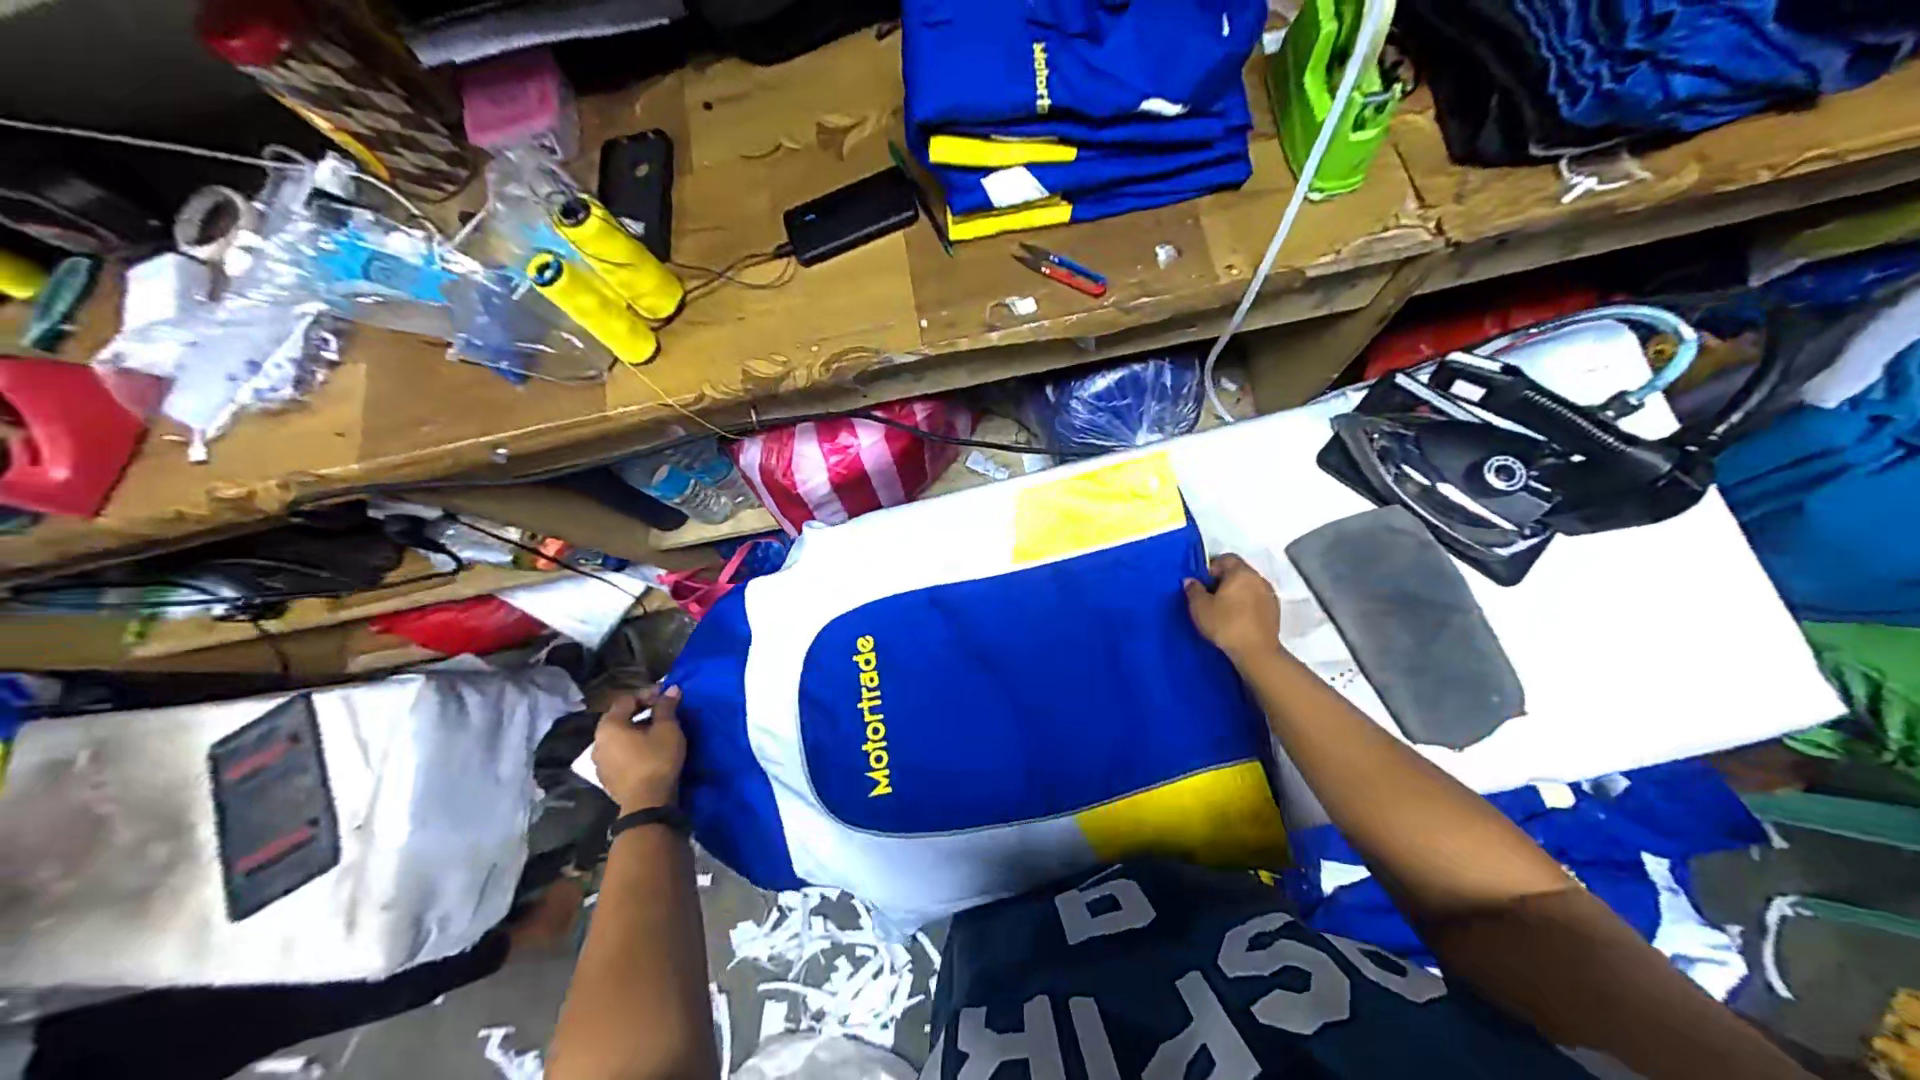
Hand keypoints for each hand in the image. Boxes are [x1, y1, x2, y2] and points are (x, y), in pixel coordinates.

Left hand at [592, 686, 686, 812]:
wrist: (647, 803)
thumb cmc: (657, 759)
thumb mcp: (667, 729)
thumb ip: (666, 706)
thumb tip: (671, 689)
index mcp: (608, 726)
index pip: (626, 700)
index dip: (647, 694)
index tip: (666, 696)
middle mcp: (597, 742)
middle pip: (619, 718)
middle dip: (641, 712)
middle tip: (662, 711)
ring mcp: (599, 762)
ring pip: (618, 737)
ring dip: (636, 730)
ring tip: (656, 732)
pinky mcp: (606, 777)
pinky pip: (618, 754)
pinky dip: (632, 747)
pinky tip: (647, 751)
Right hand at [1184, 553, 1280, 662]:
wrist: (1256, 651)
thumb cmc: (1225, 624)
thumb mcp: (1200, 607)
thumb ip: (1193, 590)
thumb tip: (1191, 580)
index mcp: (1240, 572)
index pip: (1225, 558)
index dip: (1211, 567)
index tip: (1202, 583)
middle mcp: (1258, 578)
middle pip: (1238, 571)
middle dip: (1224, 580)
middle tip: (1210, 596)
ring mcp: (1269, 594)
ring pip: (1249, 585)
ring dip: (1237, 592)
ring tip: (1224, 609)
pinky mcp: (1275, 610)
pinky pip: (1257, 599)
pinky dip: (1247, 603)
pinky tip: (1238, 618)